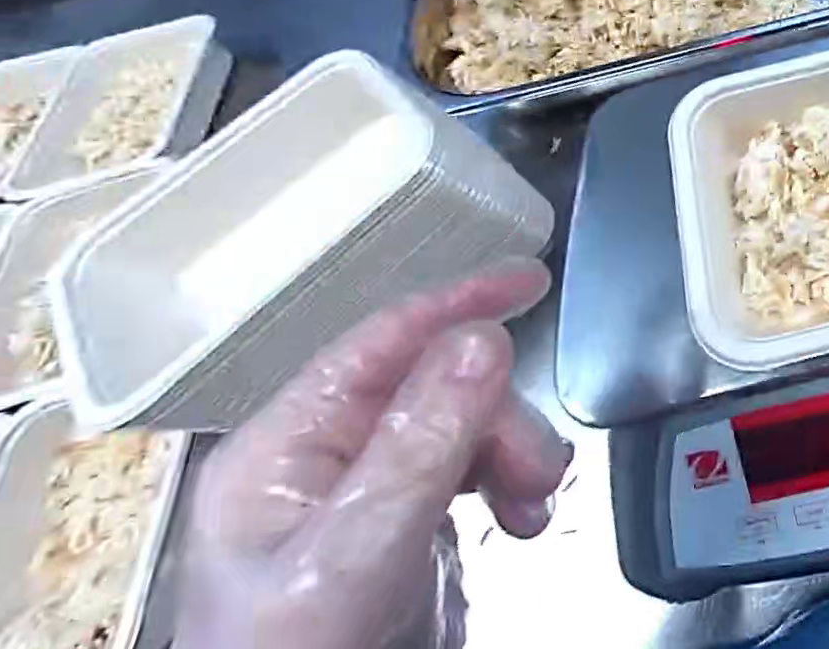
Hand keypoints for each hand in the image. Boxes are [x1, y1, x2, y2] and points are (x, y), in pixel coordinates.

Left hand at [176, 259, 572, 648]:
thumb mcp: (359, 550)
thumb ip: (422, 441)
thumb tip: (486, 336)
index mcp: (291, 443)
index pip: (386, 337)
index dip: (462, 299)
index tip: (533, 278)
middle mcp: (332, 450)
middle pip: (449, 384)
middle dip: (506, 418)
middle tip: (537, 470)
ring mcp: (376, 481)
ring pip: (477, 417)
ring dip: (520, 450)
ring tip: (533, 501)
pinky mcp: (416, 509)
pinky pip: (485, 457)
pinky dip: (517, 476)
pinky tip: (525, 512)